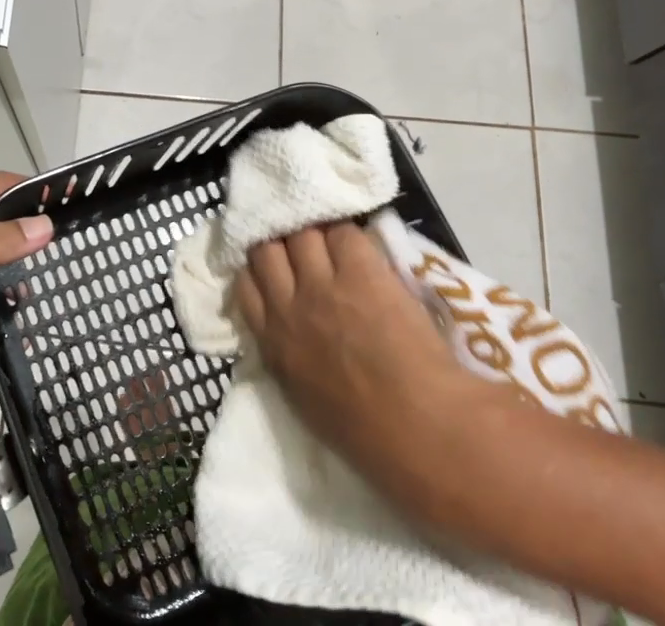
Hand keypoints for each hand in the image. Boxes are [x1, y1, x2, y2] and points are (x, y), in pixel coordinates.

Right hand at [234, 223, 499, 498]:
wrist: (418, 426)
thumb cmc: (366, 432)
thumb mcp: (303, 399)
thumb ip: (287, 359)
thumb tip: (287, 340)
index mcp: (272, 342)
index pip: (246, 285)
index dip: (260, 269)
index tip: (276, 266)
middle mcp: (288, 306)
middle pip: (267, 249)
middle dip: (281, 241)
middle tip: (303, 244)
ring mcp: (322, 285)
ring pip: (302, 234)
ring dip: (315, 232)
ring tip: (334, 238)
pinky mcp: (361, 272)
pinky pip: (344, 233)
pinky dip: (349, 234)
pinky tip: (363, 244)